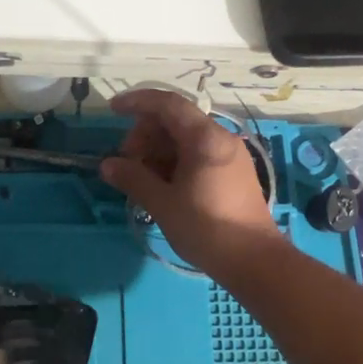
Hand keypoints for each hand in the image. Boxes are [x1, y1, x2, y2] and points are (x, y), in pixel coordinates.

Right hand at [100, 88, 280, 275]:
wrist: (255, 261)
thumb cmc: (206, 229)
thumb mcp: (163, 204)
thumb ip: (134, 179)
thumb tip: (107, 165)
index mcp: (205, 138)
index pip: (167, 104)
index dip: (137, 102)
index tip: (112, 110)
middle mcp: (221, 138)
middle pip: (175, 120)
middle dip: (145, 135)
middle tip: (127, 163)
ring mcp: (230, 155)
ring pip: (186, 139)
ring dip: (158, 151)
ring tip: (142, 179)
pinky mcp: (234, 173)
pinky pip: (198, 154)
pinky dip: (175, 162)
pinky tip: (163, 186)